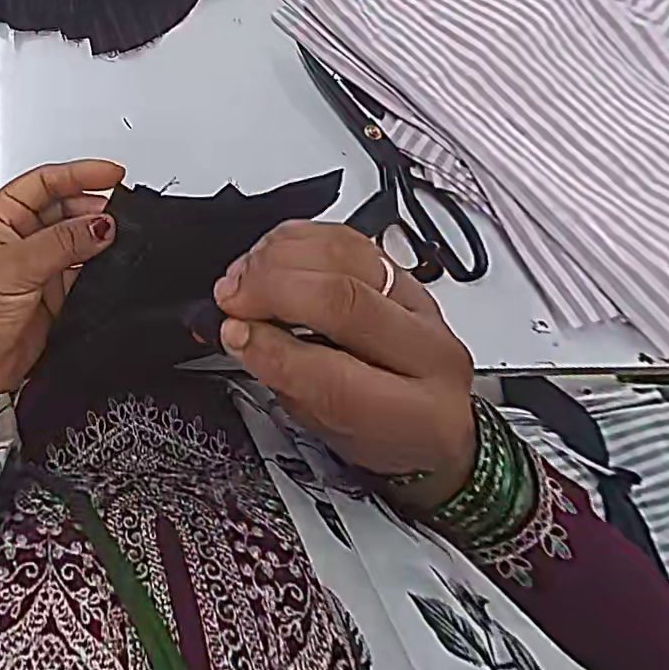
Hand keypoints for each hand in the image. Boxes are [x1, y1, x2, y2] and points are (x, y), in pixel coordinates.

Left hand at [0, 160, 122, 448]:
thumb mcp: (12, 267)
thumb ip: (62, 242)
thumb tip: (100, 222)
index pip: (46, 181)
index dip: (80, 173)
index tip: (112, 174)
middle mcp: (17, 235)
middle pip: (66, 207)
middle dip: (93, 207)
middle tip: (119, 213)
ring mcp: (35, 263)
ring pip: (77, 238)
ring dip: (97, 238)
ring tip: (118, 238)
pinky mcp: (51, 291)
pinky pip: (83, 269)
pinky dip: (99, 266)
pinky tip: (108, 265)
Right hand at [214, 221, 476, 500]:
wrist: (437, 418)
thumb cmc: (386, 433)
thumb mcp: (331, 432)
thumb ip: (288, 382)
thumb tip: (242, 334)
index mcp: (419, 415)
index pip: (341, 378)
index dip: (274, 351)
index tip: (234, 334)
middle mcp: (428, 349)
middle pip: (344, 299)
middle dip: (271, 291)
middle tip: (230, 298)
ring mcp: (418, 300)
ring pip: (344, 254)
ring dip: (277, 258)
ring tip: (243, 277)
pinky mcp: (400, 269)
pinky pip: (344, 236)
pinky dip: (294, 240)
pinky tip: (268, 256)